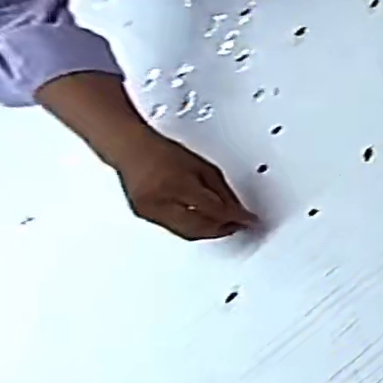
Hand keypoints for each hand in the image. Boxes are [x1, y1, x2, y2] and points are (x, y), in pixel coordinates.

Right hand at [107, 131, 257, 239]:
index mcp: (178, 186)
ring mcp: (149, 211)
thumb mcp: (205, 169)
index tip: (251, 221)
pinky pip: (176, 229)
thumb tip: (240, 212)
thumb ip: (223, 193)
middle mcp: (160, 201)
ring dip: (210, 231)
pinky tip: (205, 224)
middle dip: (224, 229)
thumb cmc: (165, 153)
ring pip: (189, 232)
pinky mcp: (145, 216)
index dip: (237, 218)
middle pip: (201, 227)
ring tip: (226, 226)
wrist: (131, 149)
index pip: (216, 210)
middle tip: (240, 225)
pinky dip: (194, 228)